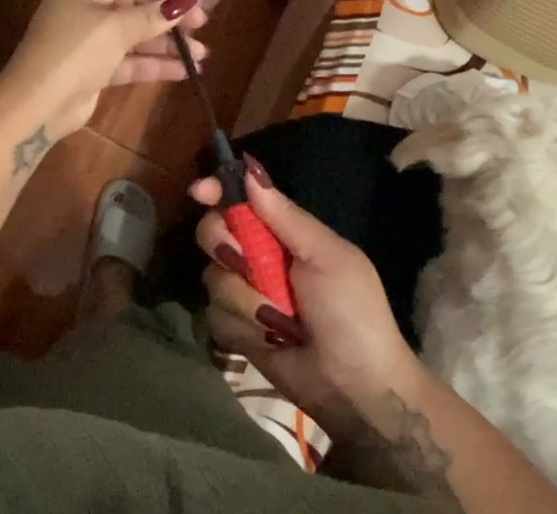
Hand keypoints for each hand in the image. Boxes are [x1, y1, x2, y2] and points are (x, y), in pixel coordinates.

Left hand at [0, 0, 207, 139]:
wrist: (38, 102)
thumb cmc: (76, 50)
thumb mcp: (116, 27)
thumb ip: (153, 15)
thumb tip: (186, 2)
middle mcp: (87, 9)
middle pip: (135, 5)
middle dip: (169, 15)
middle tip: (202, 23)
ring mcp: (90, 42)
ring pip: (136, 36)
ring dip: (167, 43)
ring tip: (202, 53)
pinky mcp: (95, 70)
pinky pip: (131, 61)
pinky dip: (155, 64)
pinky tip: (185, 71)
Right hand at [191, 164, 416, 436]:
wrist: (357, 387)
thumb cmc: (352, 312)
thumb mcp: (327, 256)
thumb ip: (286, 215)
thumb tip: (250, 168)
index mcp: (283, 232)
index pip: (238, 200)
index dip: (216, 191)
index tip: (200, 192)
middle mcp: (258, 257)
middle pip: (212, 233)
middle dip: (227, 249)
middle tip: (250, 267)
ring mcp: (245, 293)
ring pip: (212, 278)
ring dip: (244, 300)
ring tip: (279, 320)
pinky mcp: (236, 328)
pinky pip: (214, 315)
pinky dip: (241, 328)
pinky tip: (268, 340)